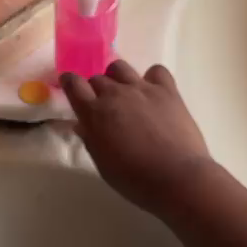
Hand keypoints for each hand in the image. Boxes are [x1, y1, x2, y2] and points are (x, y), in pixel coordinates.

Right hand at [61, 61, 217, 216]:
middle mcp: (115, 94)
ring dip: (117, 78)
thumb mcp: (102, 163)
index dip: (69, 82)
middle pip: (97, 78)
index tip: (70, 85)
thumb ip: (91, 139)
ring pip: (120, 67)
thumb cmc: (134, 179)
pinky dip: (152, 78)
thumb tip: (82, 124)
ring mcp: (142, 89)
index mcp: (94, 113)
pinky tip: (153, 92)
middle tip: (104, 105)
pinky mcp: (167, 90)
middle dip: (96, 88)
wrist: (177, 178)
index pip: (73, 84)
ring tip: (125, 93)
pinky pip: (156, 71)